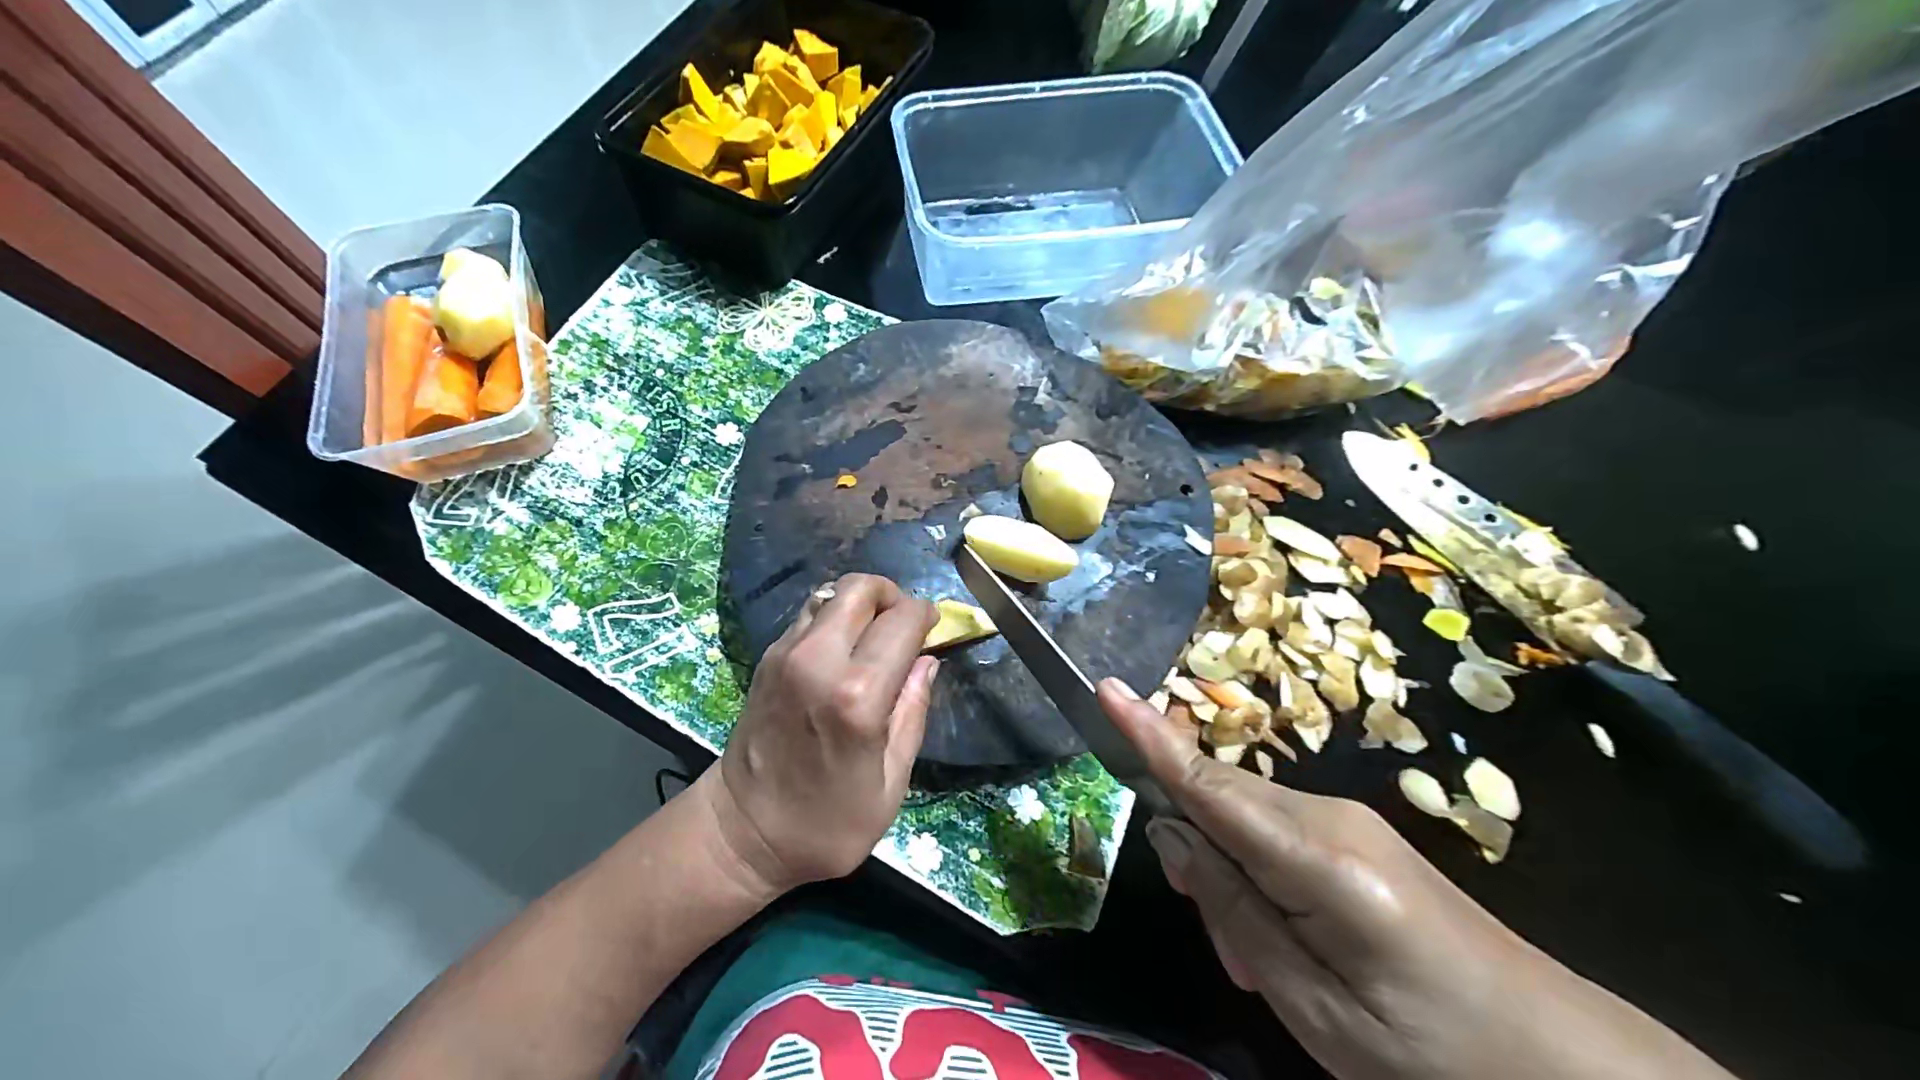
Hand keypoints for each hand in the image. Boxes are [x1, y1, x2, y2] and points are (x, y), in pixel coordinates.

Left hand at [700, 574, 938, 896]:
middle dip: (891, 596)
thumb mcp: (891, 782)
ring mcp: (786, 654)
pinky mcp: (768, 657)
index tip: (934, 629)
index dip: (926, 616)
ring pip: (832, 593)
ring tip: (874, 638)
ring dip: (860, 604)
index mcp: (857, 695)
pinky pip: (810, 615)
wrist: (743, 834)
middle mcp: (818, 660)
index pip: (903, 620)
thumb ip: (913, 712)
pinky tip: (843, 652)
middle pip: (861, 587)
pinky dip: (834, 618)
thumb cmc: (828, 824)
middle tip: (902, 627)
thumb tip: (927, 661)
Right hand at [1096, 679, 1735, 1079]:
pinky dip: (1255, 881)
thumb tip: (1172, 838)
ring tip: (1266, 968)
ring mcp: (1346, 823)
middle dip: (1196, 857)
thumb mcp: (1317, 1009)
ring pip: (1242, 824)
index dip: (1150, 738)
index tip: (1106, 690)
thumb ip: (1234, 913)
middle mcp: (1328, 819)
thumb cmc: (1438, 1056)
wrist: (1571, 1065)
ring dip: (1229, 883)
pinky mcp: (1355, 840)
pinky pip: (1273, 838)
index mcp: (1319, 862)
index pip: (1208, 786)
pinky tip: (1286, 947)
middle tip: (1233, 953)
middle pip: (1218, 803)